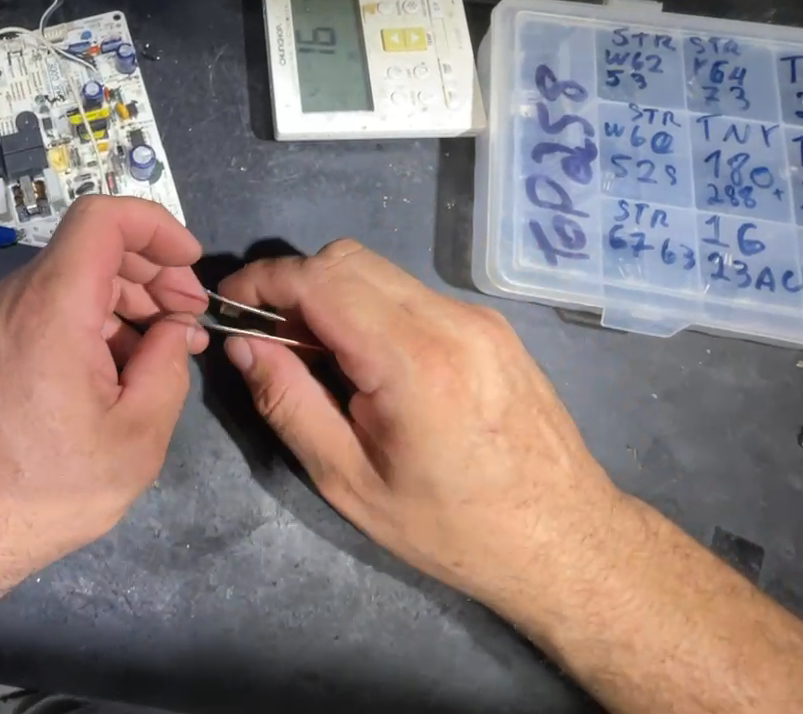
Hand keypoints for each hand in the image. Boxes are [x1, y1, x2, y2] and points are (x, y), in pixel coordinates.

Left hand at [0, 196, 208, 579]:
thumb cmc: (50, 485)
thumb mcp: (137, 435)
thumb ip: (168, 365)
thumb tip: (175, 328)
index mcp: (55, 305)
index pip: (103, 217)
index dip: (156, 225)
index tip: (191, 262)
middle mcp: (24, 294)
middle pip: (96, 242)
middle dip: (154, 267)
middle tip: (192, 314)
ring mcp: (8, 313)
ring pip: (81, 271)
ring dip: (133, 294)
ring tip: (173, 341)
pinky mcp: (4, 336)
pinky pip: (61, 301)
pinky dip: (103, 314)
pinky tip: (132, 357)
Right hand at [218, 241, 630, 612]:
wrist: (571, 545)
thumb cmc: (452, 526)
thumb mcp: (348, 480)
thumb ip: (287, 402)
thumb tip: (243, 345)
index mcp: (411, 361)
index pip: (318, 279)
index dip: (263, 280)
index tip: (231, 303)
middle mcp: (447, 320)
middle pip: (343, 258)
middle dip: (291, 281)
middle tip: (270, 333)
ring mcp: (475, 317)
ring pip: (374, 268)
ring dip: (327, 291)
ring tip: (315, 350)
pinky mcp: (488, 324)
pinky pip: (405, 290)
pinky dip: (364, 303)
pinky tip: (364, 357)